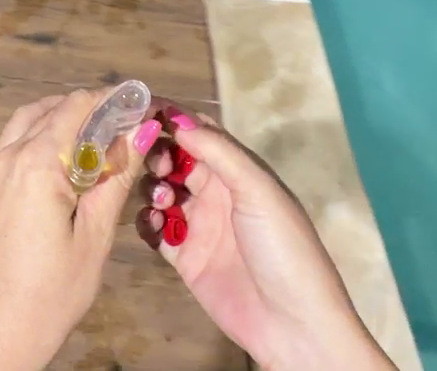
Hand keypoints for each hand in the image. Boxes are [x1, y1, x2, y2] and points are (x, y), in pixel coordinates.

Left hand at [0, 88, 159, 370]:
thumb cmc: (50, 294)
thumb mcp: (94, 238)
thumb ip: (116, 178)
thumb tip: (142, 131)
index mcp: (36, 164)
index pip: (75, 108)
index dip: (108, 100)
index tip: (137, 104)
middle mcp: (8, 157)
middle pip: (48, 109)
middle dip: (85, 107)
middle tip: (121, 123)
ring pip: (25, 122)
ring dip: (58, 117)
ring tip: (95, 138)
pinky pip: (12, 144)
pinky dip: (38, 136)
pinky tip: (61, 163)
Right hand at [138, 107, 395, 370]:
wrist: (295, 327)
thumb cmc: (284, 248)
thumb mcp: (258, 189)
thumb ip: (218, 151)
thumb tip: (177, 117)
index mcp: (237, 170)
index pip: (198, 132)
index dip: (171, 118)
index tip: (141, 109)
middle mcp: (215, 191)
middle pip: (173, 158)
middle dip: (157, 153)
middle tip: (155, 163)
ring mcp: (199, 224)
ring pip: (160, 190)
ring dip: (152, 187)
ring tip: (163, 202)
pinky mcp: (184, 257)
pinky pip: (155, 229)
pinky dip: (147, 221)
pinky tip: (154, 224)